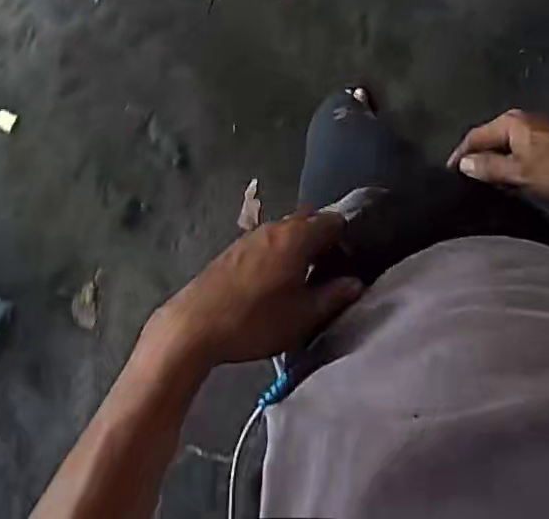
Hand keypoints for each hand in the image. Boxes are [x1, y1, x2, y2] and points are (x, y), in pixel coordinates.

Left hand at [144, 211, 363, 370]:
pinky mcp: (234, 249)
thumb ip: (333, 296)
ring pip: (287, 231)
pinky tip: (273, 282)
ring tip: (301, 280)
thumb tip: (355, 283)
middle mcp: (276, 226)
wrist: (193, 327)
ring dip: (299, 247)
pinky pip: (268, 241)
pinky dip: (279, 253)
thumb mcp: (302, 317)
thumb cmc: (255, 321)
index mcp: (298, 236)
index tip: (347, 263)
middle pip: (310, 222)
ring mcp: (252, 235)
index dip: (346, 239)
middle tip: (327, 272)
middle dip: (322, 241)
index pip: (334, 221)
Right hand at [449, 110, 548, 217]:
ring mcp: (536, 133)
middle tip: (465, 179)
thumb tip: (463, 163)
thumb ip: (488, 167)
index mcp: (511, 122)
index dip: (461, 153)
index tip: (449, 172)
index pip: (475, 135)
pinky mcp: (546, 147)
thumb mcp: (517, 173)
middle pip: (490, 139)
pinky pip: (517, 154)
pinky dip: (509, 166)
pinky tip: (508, 183)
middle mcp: (522, 121)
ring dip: (494, 164)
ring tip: (483, 184)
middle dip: (477, 158)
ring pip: (504, 148)